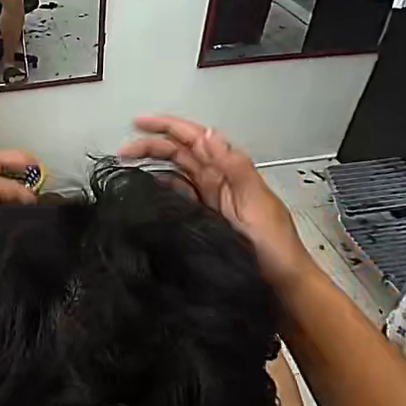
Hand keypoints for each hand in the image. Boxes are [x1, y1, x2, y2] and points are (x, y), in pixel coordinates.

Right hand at [118, 115, 314, 285]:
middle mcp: (219, 179)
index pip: (193, 138)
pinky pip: (180, 194)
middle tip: (122, 152)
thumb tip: (209, 134)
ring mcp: (211, 198)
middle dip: (151, 145)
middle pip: (180, 152)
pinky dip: (161, 187)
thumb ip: (235, 167)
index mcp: (230, 169)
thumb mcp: (257, 201)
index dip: (166, 126)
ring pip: (176, 170)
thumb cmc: (275, 245)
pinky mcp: (206, 218)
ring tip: (127, 165)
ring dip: (153, 163)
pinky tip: (147, 188)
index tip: (140, 123)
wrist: (282, 282)